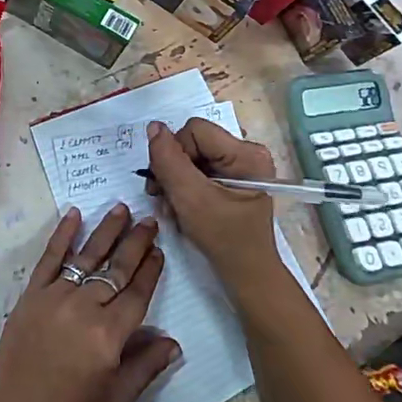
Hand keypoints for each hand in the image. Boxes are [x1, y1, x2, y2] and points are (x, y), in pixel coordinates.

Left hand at [0, 205, 178, 401]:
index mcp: (107, 338)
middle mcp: (80, 309)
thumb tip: (171, 340)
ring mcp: (50, 299)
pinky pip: (48, 260)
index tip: (161, 248)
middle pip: (113, 269)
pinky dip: (61, 236)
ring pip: (84, 258)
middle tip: (148, 218)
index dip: (151, 270)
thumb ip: (142, 367)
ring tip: (120, 208)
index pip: (136, 294)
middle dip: (133, 243)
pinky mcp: (27, 299)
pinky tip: (72, 215)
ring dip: (103, 231)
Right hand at [144, 119, 283, 289]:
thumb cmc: (224, 237)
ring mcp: (238, 166)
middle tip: (162, 195)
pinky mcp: (230, 178)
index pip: (194, 131)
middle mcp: (245, 153)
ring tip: (171, 204)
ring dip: (172, 178)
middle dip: (171, 168)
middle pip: (191, 142)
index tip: (171, 183)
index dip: (175, 153)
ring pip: (189, 156)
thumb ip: (169, 160)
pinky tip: (179, 204)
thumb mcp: (190, 197)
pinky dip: (181, 185)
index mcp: (246, 153)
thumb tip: (154, 127)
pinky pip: (195, 168)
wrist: (245, 273)